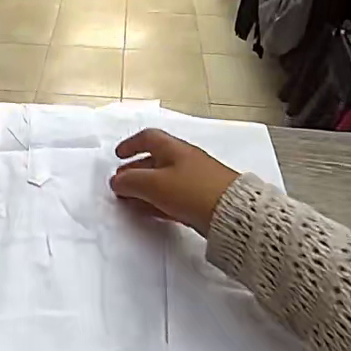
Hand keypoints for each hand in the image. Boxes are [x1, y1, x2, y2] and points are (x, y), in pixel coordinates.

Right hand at [110, 129, 238, 234]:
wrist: (233, 213)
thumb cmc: (194, 191)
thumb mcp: (156, 185)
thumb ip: (132, 181)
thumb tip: (117, 181)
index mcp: (174, 149)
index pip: (149, 138)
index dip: (131, 144)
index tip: (118, 155)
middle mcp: (185, 160)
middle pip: (155, 160)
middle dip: (135, 170)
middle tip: (120, 182)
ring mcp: (195, 179)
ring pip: (163, 180)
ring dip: (145, 188)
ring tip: (130, 200)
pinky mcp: (201, 199)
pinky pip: (174, 196)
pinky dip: (158, 200)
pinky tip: (150, 211)